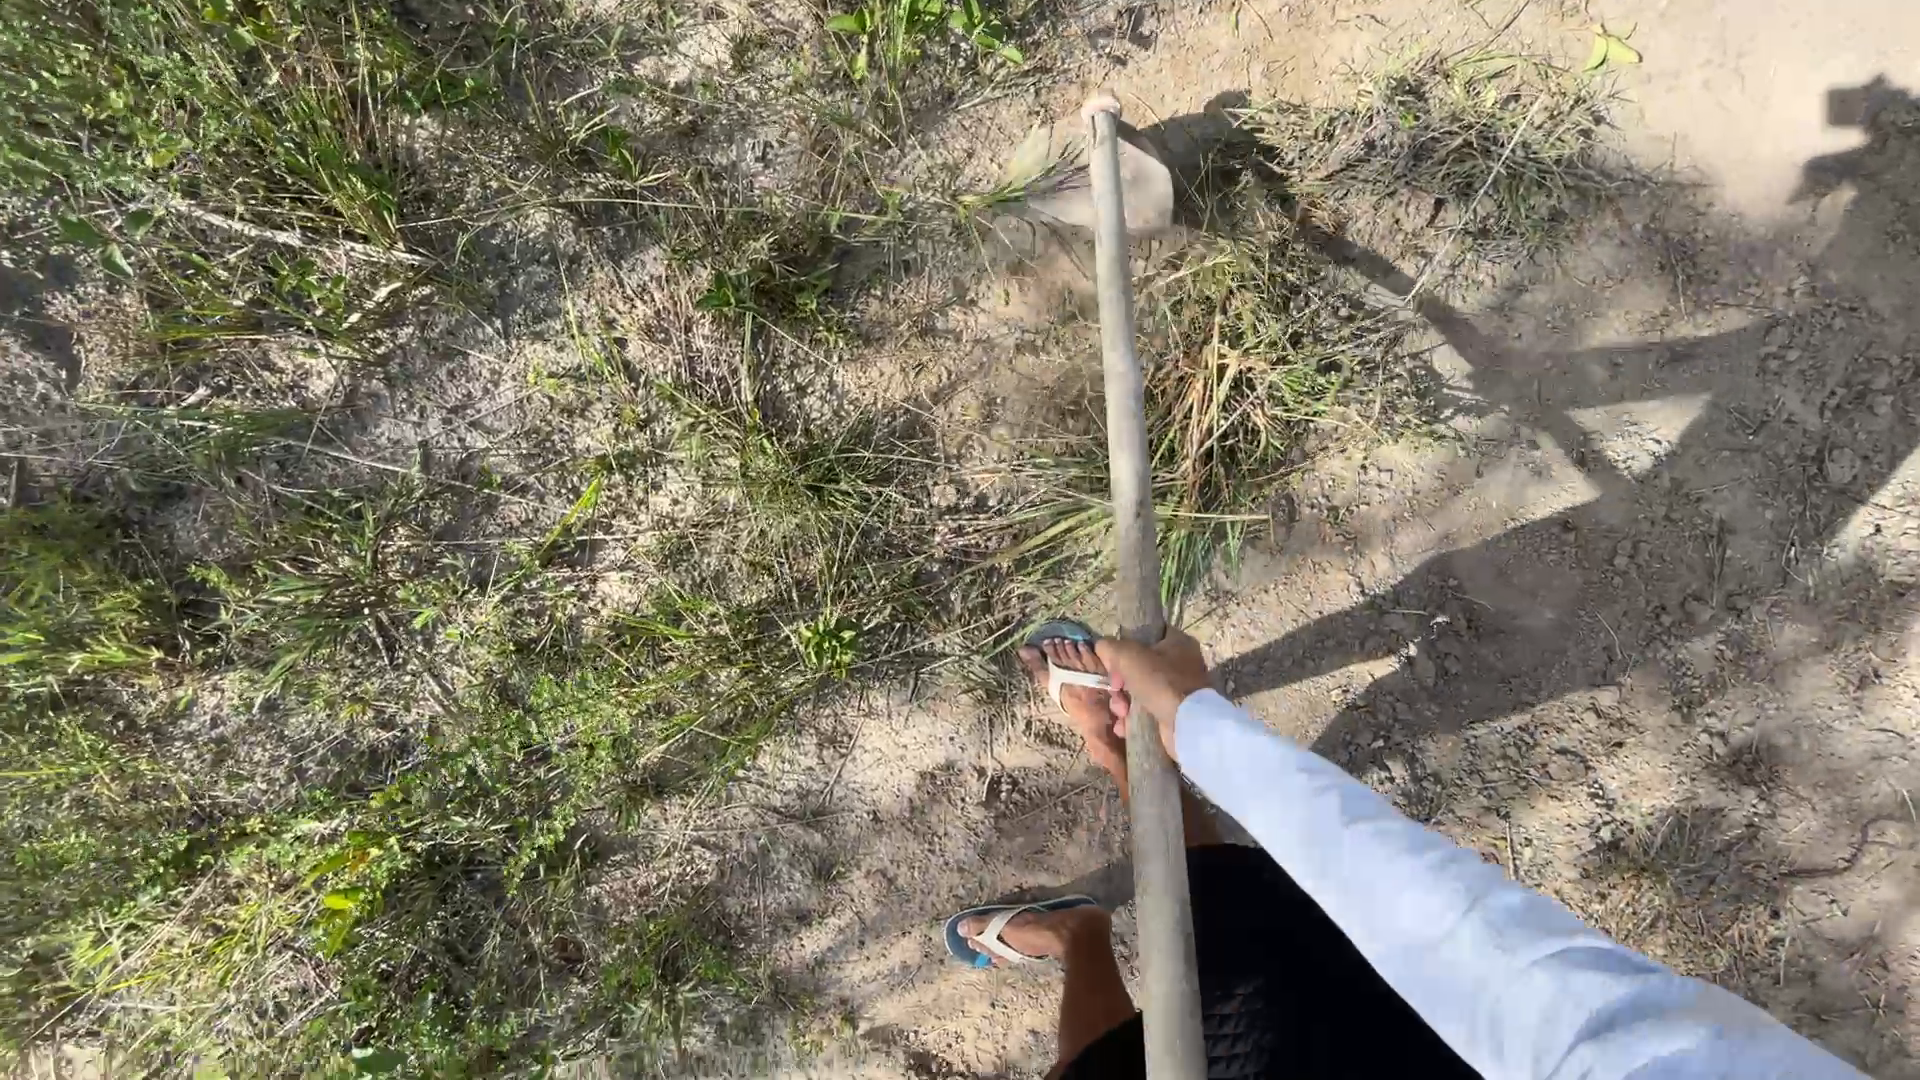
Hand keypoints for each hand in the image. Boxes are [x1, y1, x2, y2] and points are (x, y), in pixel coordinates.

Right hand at [1094, 628, 1211, 760]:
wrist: (1186, 724)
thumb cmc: (1160, 681)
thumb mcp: (1128, 655)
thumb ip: (1109, 647)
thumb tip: (1101, 648)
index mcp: (1177, 642)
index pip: (1144, 635)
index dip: (1124, 647)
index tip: (1112, 662)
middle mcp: (1180, 664)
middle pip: (1137, 667)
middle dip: (1119, 683)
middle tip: (1115, 690)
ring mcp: (1177, 690)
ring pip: (1137, 691)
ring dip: (1121, 702)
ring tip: (1121, 712)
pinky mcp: (1172, 712)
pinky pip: (1144, 711)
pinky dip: (1131, 718)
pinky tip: (1124, 725)